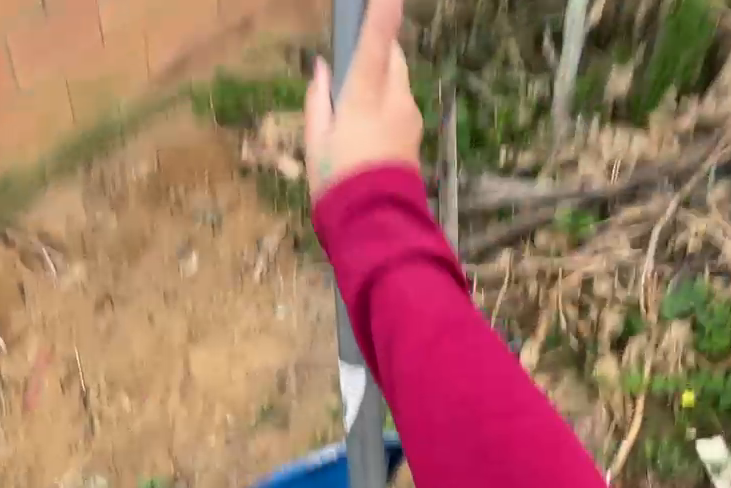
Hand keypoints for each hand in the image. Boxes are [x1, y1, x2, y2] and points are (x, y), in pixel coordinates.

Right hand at [303, 0, 421, 199]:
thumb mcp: (315, 145)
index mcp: (364, 97)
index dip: (383, 11)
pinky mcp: (415, 135)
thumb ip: (318, 101)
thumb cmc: (335, 184)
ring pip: (397, 84)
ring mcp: (410, 117)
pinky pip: (401, 110)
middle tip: (352, 73)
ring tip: (355, 121)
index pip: (376, 41)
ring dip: (381, 87)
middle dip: (377, 55)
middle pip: (392, 57)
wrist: (373, 224)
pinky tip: (369, 140)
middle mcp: (394, 99)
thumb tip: (322, 68)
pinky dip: (386, 112)